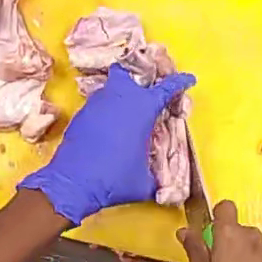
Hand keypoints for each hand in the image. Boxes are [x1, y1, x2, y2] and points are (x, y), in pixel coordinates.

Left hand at [16, 64, 195, 224]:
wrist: (72, 184)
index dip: (180, 83)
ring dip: (119, 96)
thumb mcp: (143, 183)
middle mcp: (119, 98)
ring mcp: (96, 104)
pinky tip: (106, 128)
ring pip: (110, 88)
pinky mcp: (80, 115)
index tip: (188, 80)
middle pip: (129, 73)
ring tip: (125, 113)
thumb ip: (156, 178)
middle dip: (138, 78)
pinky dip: (104, 111)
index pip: (166, 88)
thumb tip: (163, 188)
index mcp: (142, 108)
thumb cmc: (114, 180)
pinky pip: (96, 105)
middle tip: (145, 93)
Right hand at [178, 200, 261, 261]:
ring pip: (243, 243)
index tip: (206, 233)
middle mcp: (249, 235)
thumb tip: (184, 230)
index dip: (214, 215)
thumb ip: (194, 250)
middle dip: (221, 241)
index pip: (224, 207)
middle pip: (233, 228)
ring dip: (234, 255)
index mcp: (229, 233)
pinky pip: (253, 256)